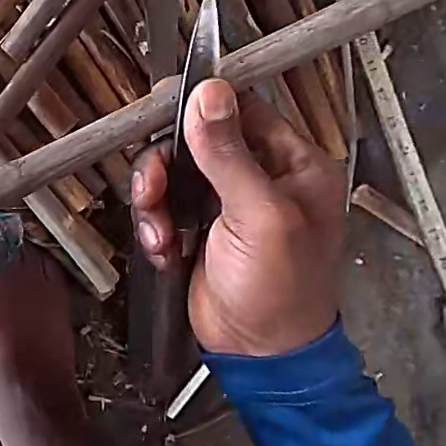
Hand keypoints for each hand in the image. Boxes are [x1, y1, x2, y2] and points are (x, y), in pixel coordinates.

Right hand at [130, 78, 344, 356]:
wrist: (256, 351)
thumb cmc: (281, 289)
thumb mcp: (259, 216)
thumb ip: (229, 154)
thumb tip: (209, 94)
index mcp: (292, 165)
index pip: (242, 109)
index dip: (202, 106)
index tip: (164, 107)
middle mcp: (256, 177)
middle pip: (193, 141)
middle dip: (165, 167)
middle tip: (153, 189)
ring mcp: (222, 202)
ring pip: (169, 172)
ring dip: (154, 201)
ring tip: (162, 233)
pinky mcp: (194, 224)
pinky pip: (159, 204)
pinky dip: (153, 225)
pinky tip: (167, 249)